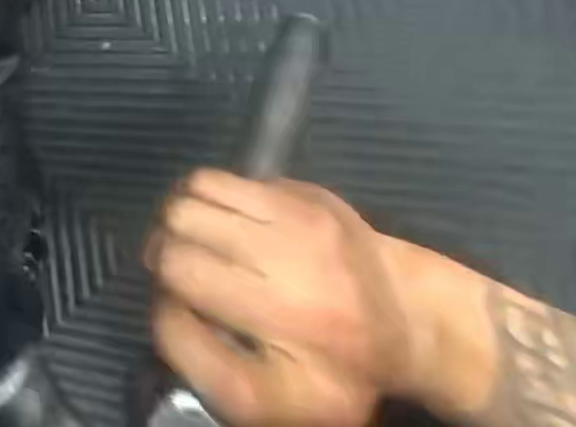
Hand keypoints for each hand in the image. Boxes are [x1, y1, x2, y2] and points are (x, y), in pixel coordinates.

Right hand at [145, 171, 425, 426]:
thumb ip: (202, 361)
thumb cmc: (334, 364)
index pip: (174, 324)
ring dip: (178, 222)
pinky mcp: (300, 195)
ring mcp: (301, 235)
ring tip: (200, 239)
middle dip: (166, 259)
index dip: (165, 315)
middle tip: (187, 269)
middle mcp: (299, 298)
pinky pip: (209, 179)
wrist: (413, 318)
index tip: (188, 313)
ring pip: (182, 207)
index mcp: (293, 363)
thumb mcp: (275, 396)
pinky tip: (221, 217)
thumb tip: (161, 302)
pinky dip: (200, 195)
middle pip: (171, 254)